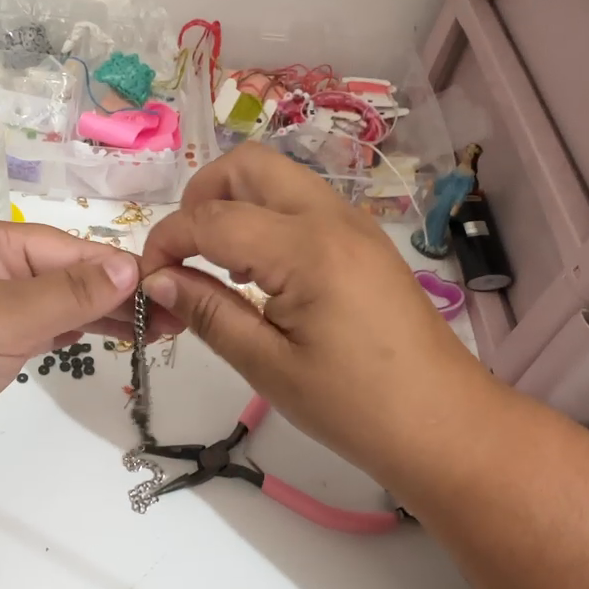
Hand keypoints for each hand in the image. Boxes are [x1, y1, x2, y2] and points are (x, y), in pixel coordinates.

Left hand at [0, 220, 152, 477]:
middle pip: (61, 276)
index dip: (116, 268)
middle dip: (113, 296)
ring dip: (96, 317)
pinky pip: (33, 334)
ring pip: (50, 307)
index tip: (165, 288)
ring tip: (150, 332)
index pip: (65, 249)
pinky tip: (96, 338)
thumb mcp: (4, 316)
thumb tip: (131, 270)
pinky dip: (66, 335)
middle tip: (171, 319)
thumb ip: (69, 294)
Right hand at [139, 143, 492, 486]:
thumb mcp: (268, 366)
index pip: (212, 219)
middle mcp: (332, 217)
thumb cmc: (354, 406)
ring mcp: (354, 225)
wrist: (443, 424)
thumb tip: (157, 281)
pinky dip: (265, 218)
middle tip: (182, 254)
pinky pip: (303, 205)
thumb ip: (208, 313)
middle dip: (200, 197)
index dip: (166, 242)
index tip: (145, 280)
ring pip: (278, 178)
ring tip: (215, 265)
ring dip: (234, 204)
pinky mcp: (365, 242)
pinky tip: (257, 273)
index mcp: (306, 249)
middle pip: (248, 165)